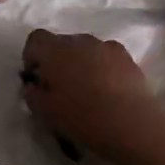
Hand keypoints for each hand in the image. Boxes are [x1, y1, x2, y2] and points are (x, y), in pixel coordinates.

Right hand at [22, 29, 164, 164]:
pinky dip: (100, 66)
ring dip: (79, 62)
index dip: (31, 55)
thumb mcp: (47, 113)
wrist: (133, 125)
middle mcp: (80, 41)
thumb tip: (33, 86)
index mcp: (56, 52)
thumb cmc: (83, 118)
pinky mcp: (127, 57)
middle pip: (61, 42)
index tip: (35, 76)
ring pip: (84, 48)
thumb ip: (33, 95)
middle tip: (59, 87)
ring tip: (85, 89)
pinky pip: (105, 55)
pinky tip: (106, 88)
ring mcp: (106, 46)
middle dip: (56, 60)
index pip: (35, 39)